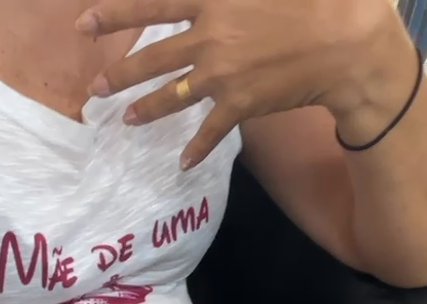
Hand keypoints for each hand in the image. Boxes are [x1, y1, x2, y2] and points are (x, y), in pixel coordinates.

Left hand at [79, 0, 420, 166]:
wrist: (342, 43)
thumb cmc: (311, 0)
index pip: (152, 5)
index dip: (114, 14)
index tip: (83, 23)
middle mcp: (210, 37)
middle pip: (152, 57)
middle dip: (119, 74)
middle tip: (95, 89)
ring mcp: (221, 74)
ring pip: (171, 95)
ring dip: (145, 110)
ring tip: (126, 120)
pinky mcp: (239, 104)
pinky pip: (209, 132)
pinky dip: (196, 149)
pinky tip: (183, 163)